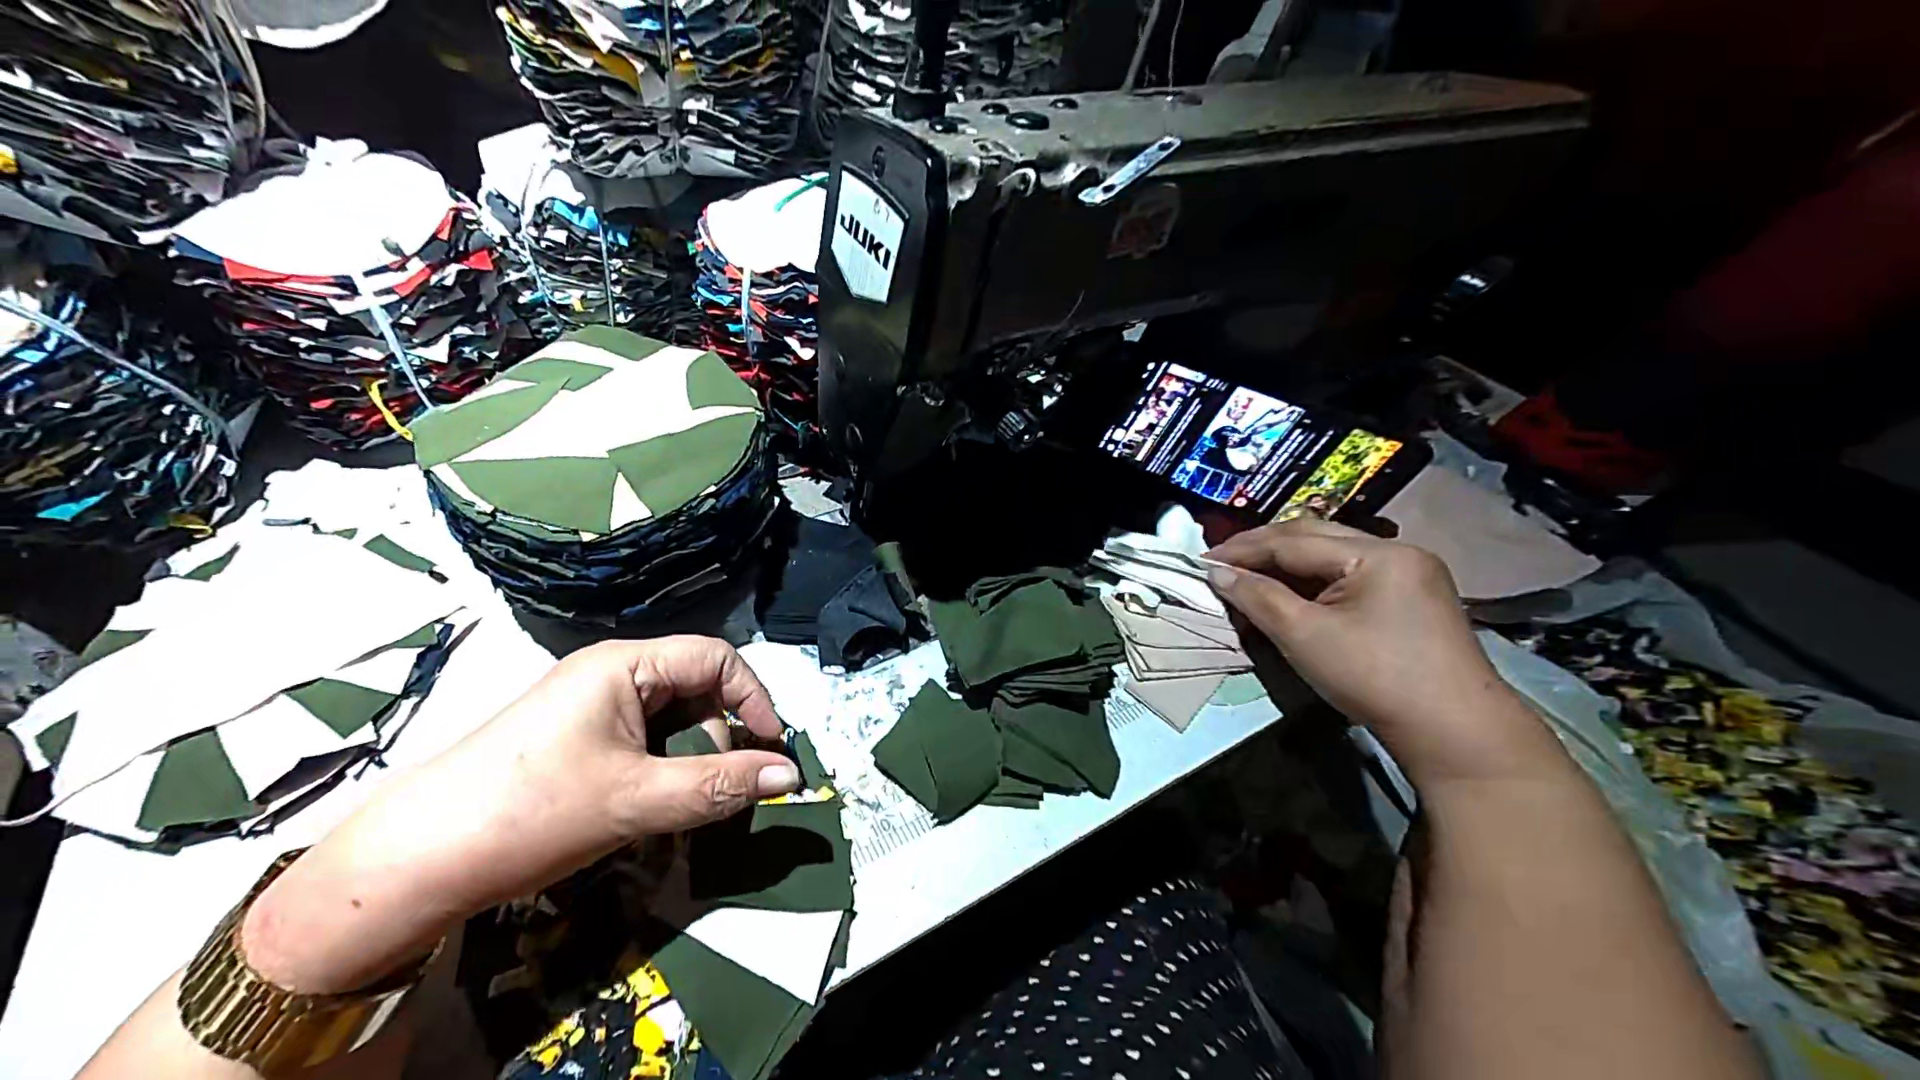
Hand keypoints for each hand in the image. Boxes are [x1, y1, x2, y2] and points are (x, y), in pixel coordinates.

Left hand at [240, 637, 799, 994]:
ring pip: (670, 717)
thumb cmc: (533, 812)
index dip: (752, 698)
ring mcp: (590, 705)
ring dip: (695, 754)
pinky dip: (665, 765)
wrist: (412, 864)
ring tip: (694, 800)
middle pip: (694, 686)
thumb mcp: (638, 800)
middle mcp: (610, 673)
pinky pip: (643, 738)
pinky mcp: (576, 737)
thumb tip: (792, 775)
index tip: (771, 748)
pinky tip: (658, 802)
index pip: (716, 658)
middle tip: (732, 784)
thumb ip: (720, 785)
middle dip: (724, 732)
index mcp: (624, 665)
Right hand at [1205, 518, 1558, 786]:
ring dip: (1285, 564)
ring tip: (1247, 576)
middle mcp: (1397, 552)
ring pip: (1330, 555)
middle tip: (1221, 562)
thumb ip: (1257, 597)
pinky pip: (1348, 576)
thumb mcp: (1304, 636)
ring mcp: (1409, 574)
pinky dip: (1311, 582)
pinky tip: (1287, 593)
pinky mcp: (1411, 599)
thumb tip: (1216, 573)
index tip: (1202, 561)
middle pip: (1313, 537)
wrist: (1454, 733)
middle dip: (1262, 548)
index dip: (1243, 550)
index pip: (1292, 541)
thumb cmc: (1374, 677)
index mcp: (1377, 553)